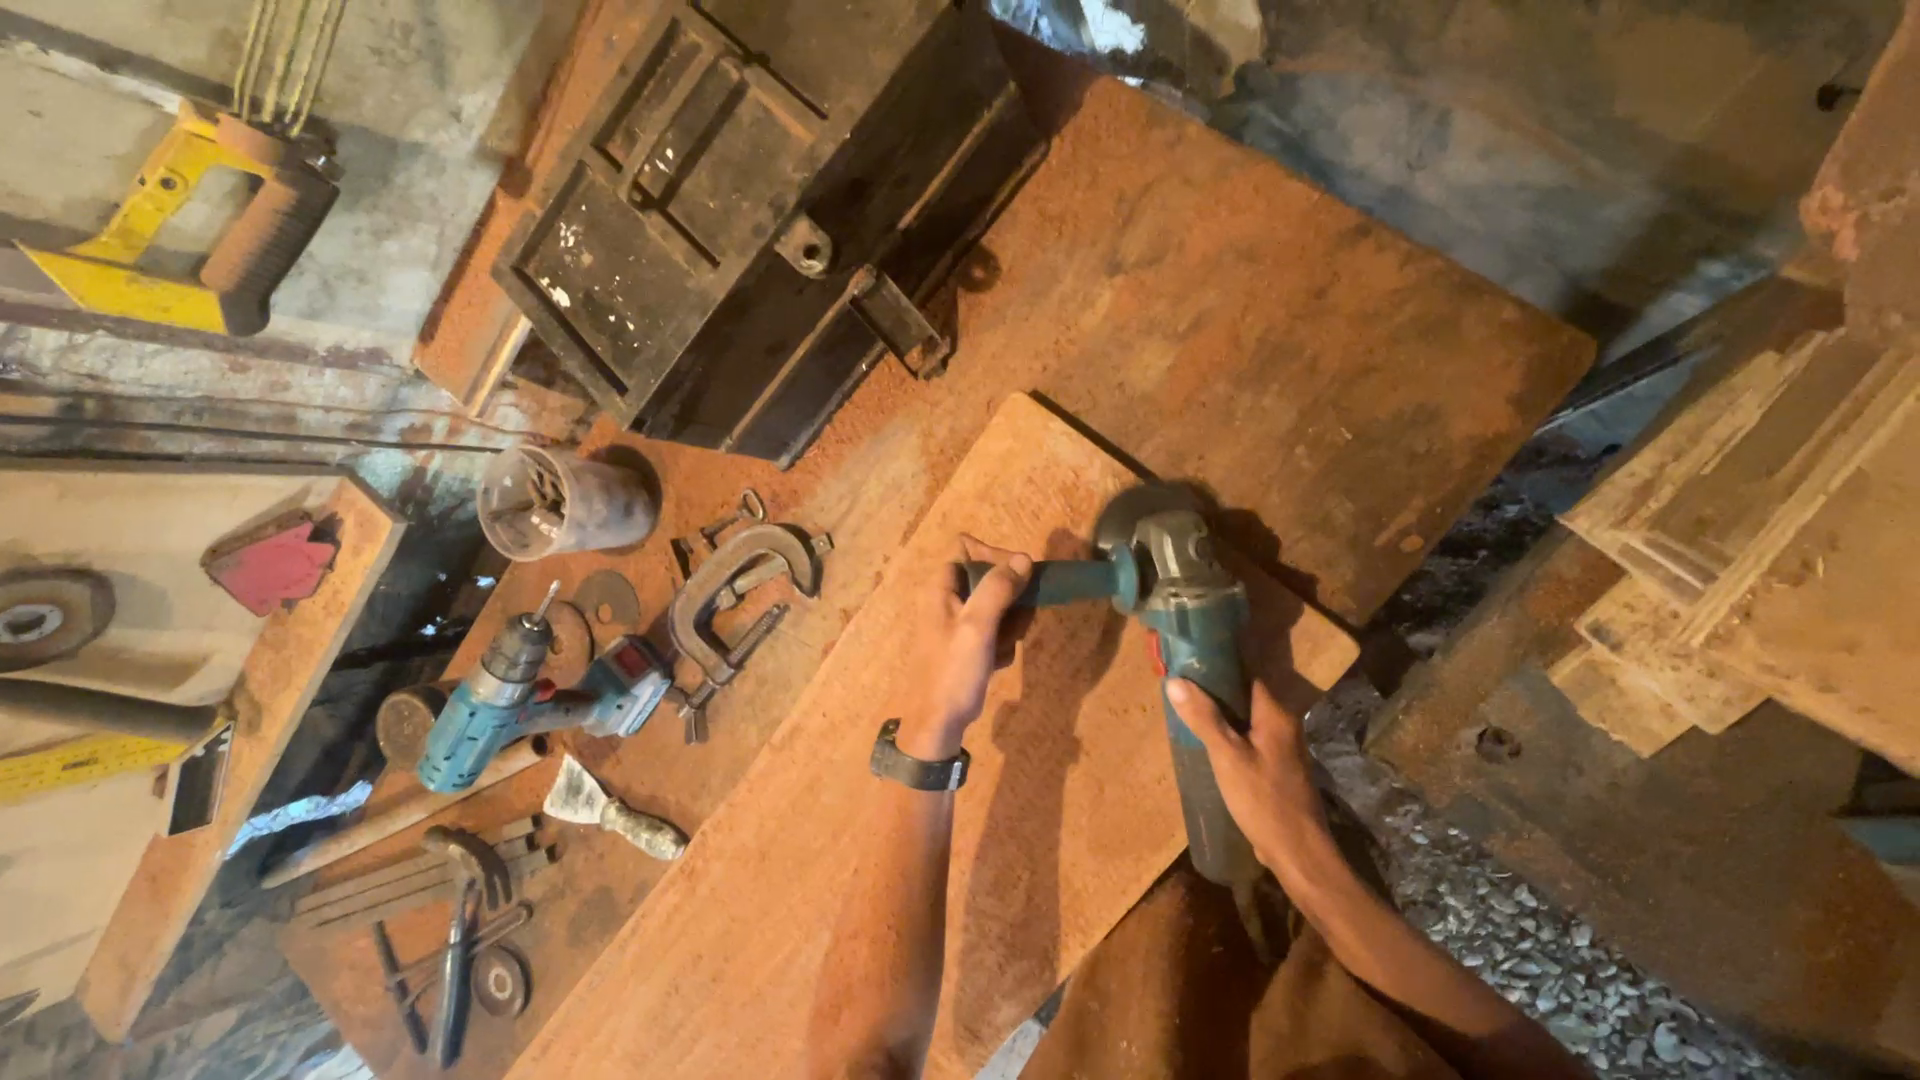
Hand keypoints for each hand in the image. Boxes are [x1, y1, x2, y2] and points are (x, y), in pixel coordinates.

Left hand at [899, 535, 1033, 758]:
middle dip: (1009, 598)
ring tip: (1003, 646)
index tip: (1017, 577)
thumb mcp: (977, 626)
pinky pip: (993, 630)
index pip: (967, 546)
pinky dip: (1000, 643)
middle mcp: (945, 598)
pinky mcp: (964, 644)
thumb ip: (998, 588)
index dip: (994, 555)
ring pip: (995, 605)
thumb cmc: (952, 672)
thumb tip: (1022, 558)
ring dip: (1008, 624)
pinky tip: (996, 662)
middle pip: (987, 576)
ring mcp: (955, 623)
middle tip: (1016, 621)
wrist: (937, 724)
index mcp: (940, 587)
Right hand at [1164, 677, 1328, 868]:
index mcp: (1275, 714)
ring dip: (1221, 711)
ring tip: (1187, 706)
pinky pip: (1249, 737)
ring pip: (1247, 717)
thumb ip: (1203, 718)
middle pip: (1246, 694)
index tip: (1190, 658)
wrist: (1298, 851)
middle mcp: (1284, 724)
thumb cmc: (1263, 800)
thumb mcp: (1227, 757)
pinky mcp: (1277, 767)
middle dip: (1215, 688)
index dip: (1220, 663)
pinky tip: (1208, 740)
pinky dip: (1230, 733)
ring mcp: (1283, 747)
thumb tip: (1175, 681)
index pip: (1248, 673)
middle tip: (1181, 682)